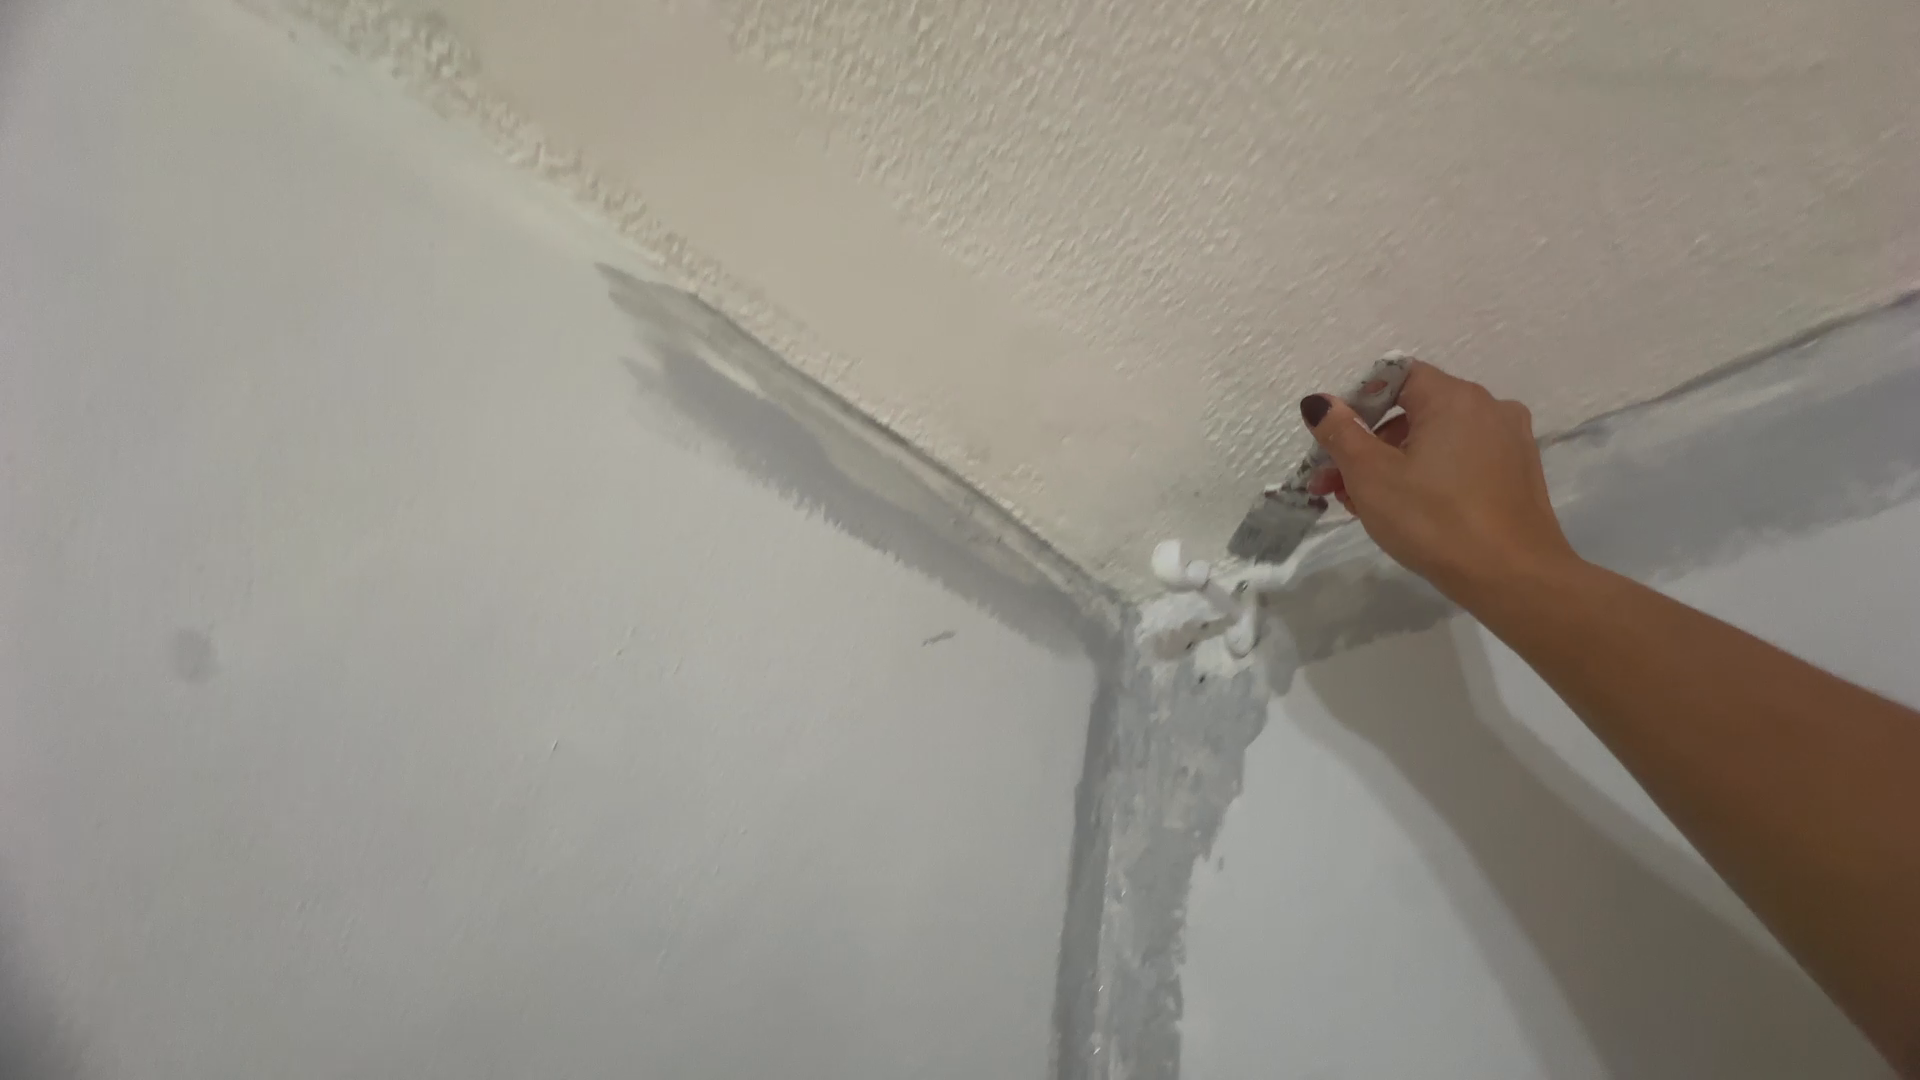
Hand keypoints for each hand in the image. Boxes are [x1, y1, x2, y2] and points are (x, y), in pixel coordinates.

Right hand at [1299, 360, 1578, 600]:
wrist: (1511, 577)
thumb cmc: (1432, 518)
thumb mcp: (1369, 475)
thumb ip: (1340, 432)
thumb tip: (1318, 402)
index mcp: (1454, 398)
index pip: (1395, 377)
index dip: (1356, 403)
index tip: (1332, 441)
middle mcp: (1489, 408)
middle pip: (1411, 412)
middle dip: (1366, 444)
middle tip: (1334, 485)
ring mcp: (1508, 441)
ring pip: (1433, 440)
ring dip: (1391, 464)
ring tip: (1363, 505)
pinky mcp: (1515, 473)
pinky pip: (1458, 460)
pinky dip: (1425, 475)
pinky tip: (1406, 510)